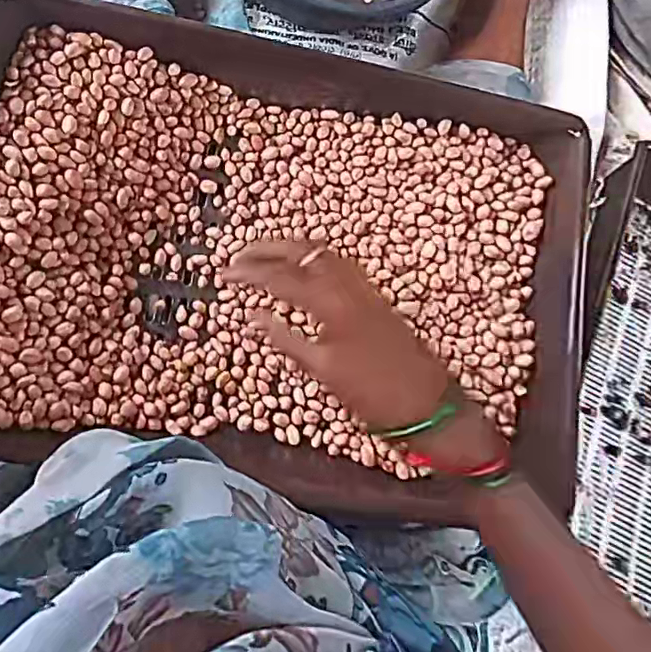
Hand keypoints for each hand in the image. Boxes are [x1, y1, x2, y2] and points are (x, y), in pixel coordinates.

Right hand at [220, 242, 503, 465]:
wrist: (428, 404)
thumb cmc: (371, 394)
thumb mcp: (321, 369)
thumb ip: (283, 337)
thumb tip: (252, 315)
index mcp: (330, 304)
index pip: (279, 277)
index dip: (247, 273)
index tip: (223, 274)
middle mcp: (347, 286)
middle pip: (300, 250)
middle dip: (265, 248)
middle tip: (238, 256)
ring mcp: (363, 287)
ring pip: (320, 251)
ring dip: (288, 247)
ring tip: (262, 255)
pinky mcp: (371, 294)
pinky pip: (336, 262)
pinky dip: (310, 257)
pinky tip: (300, 269)